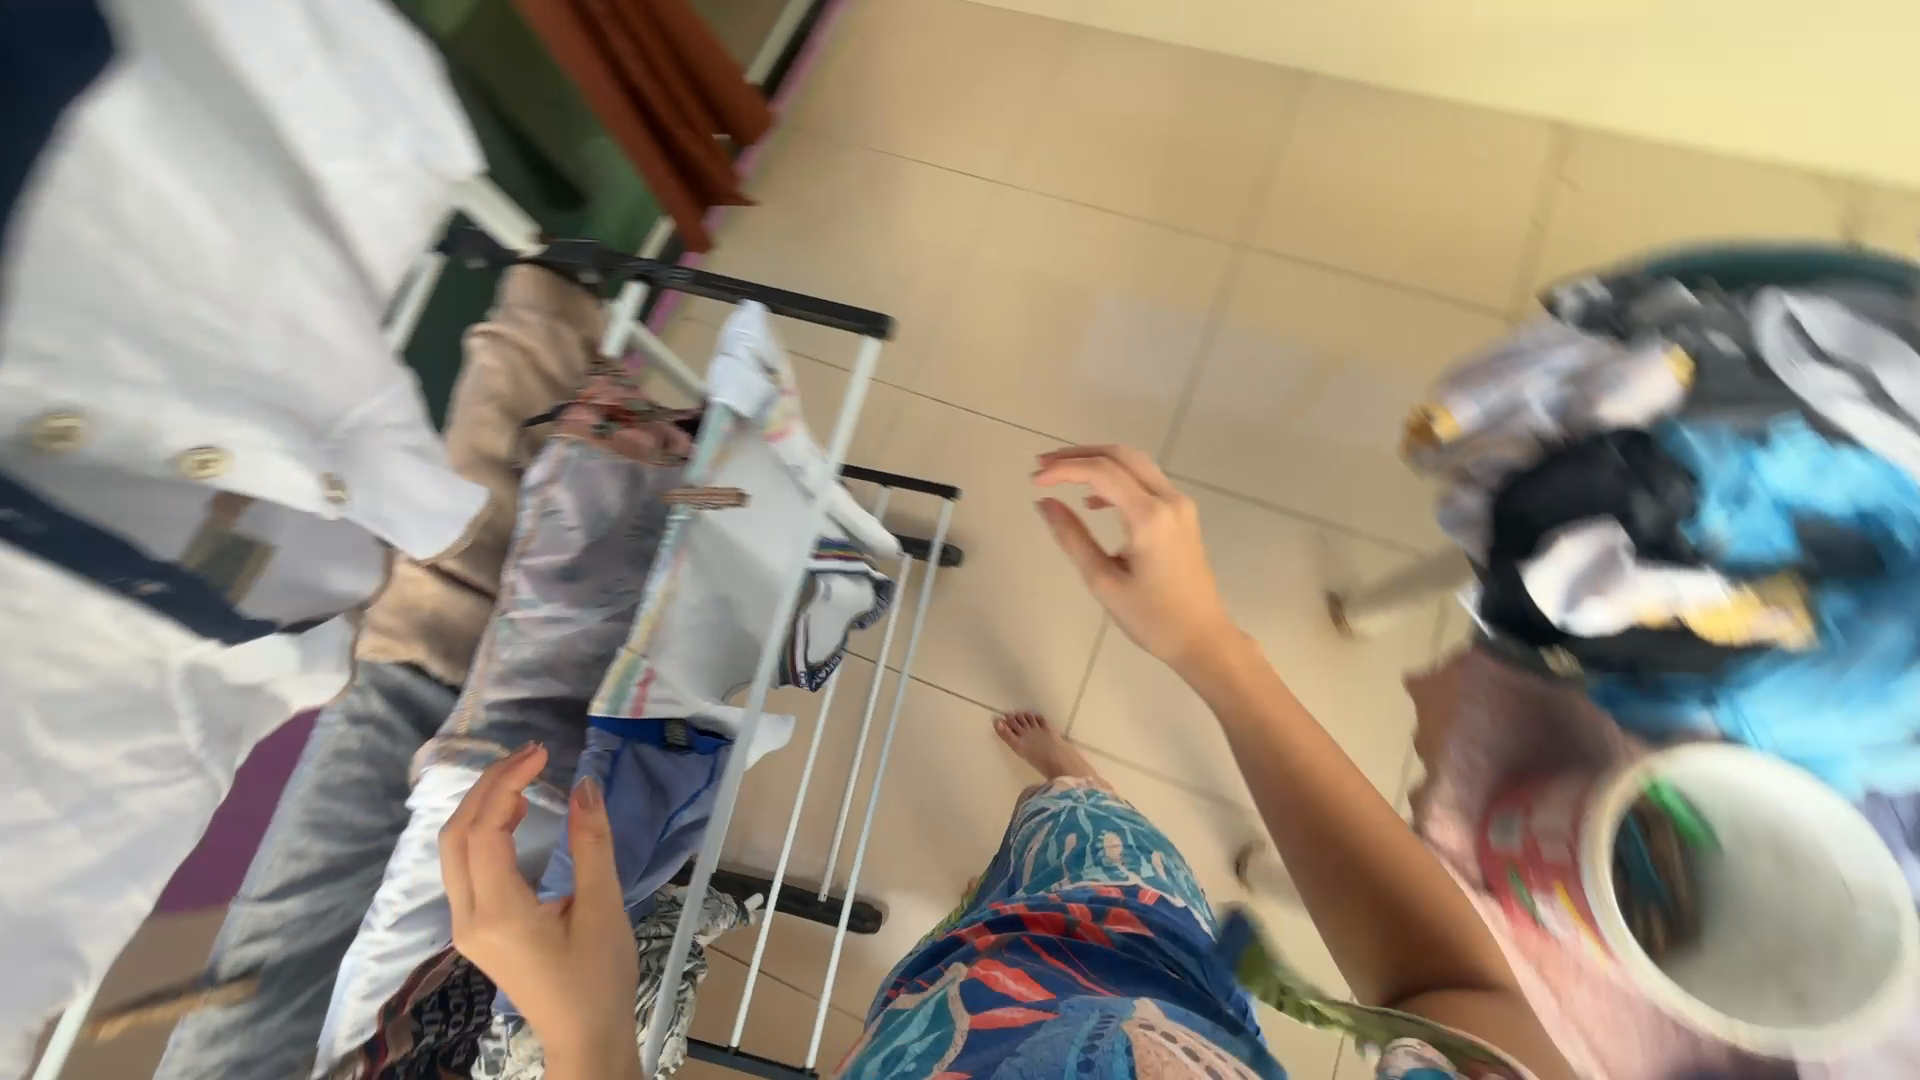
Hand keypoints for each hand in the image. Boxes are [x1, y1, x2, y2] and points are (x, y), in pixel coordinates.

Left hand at [440, 744, 639, 1076]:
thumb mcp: (603, 905)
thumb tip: (584, 784)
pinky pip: (466, 865)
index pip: (484, 830)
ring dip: (484, 805)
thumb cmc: (598, 974)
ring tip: (526, 775)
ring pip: (455, 849)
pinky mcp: (478, 927)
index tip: (542, 754)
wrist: (585, 1034)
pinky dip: (486, 828)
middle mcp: (469, 916)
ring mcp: (468, 924)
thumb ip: (592, 843)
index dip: (507, 784)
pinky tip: (517, 814)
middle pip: (456, 835)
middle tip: (532, 756)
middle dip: (488, 786)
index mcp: (498, 911)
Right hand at [1033, 444, 1238, 671]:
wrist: (1202, 638)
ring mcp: (1180, 506)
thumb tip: (1045, 503)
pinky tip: (1093, 501)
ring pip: (1135, 464)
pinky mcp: (1182, 515)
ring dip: (1097, 462)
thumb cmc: (1152, 618)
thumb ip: (1072, 537)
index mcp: (1149, 518)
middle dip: (1078, 455)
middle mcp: (1169, 501)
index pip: (1101, 472)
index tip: (1034, 479)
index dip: (1063, 469)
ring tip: (1060, 476)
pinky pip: (1146, 482)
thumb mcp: (1103, 581)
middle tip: (1042, 464)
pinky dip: (1116, 479)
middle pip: (1120, 455)